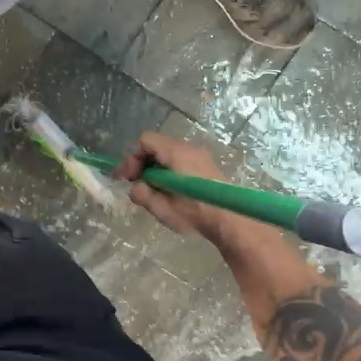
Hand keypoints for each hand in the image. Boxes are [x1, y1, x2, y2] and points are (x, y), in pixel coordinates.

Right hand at [115, 132, 251, 241]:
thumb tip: (136, 188)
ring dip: (155, 170)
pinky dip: (168, 171)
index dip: (132, 158)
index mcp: (176, 153)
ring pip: (168, 155)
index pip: (146, 141)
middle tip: (136, 185)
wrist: (232, 219)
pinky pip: (180, 161)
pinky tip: (170, 192)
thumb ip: (143, 194)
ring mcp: (200, 156)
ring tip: (153, 192)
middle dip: (142, 164)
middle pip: (156, 146)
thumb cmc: (195, 212)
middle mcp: (189, 148)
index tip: (127, 178)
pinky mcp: (206, 166)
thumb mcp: (162, 208)